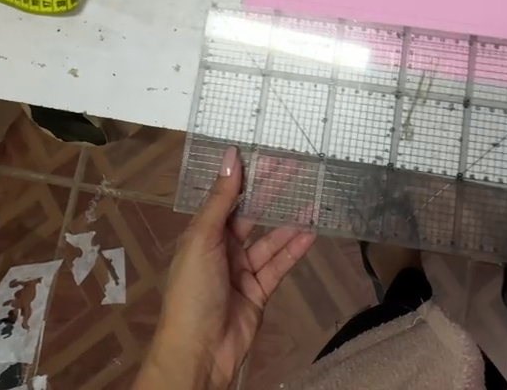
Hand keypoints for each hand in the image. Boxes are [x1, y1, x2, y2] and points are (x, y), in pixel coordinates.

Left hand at [135, 147, 317, 389]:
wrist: (198, 354)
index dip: (247, 175)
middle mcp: (222, 248)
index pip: (228, 196)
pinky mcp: (258, 291)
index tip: (268, 153)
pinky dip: (294, 249)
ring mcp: (241, 271)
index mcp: (203, 233)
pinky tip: (311, 233)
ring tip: (314, 200)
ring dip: (290, 222)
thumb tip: (231, 155)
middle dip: (272, 192)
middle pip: (251, 213)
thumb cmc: (192, 291)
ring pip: (270, 240)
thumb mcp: (202, 239)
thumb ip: (221, 199)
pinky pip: (279, 265)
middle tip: (296, 167)